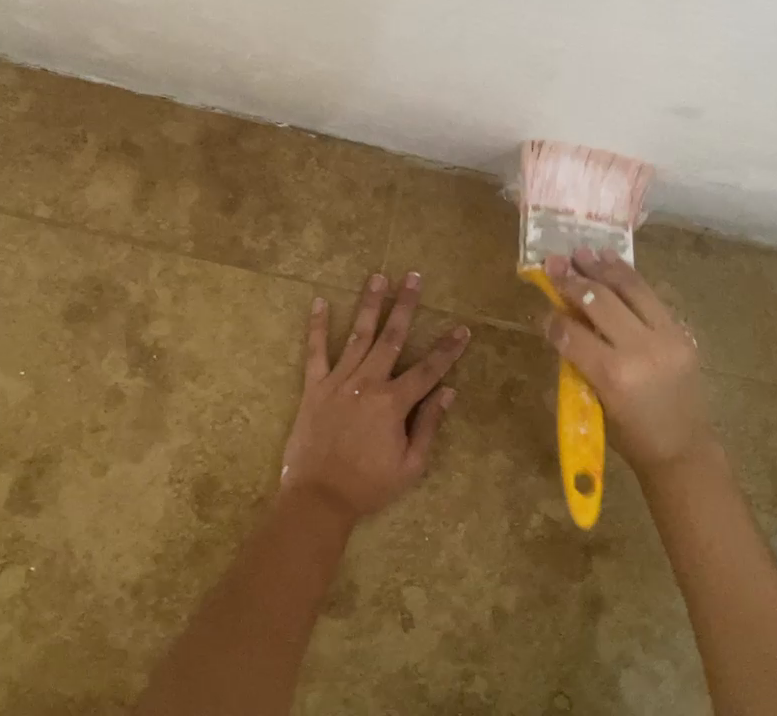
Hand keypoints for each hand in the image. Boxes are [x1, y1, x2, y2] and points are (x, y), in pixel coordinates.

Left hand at [279, 271, 468, 522]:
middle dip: (405, 306)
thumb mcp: (410, 466)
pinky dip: (317, 326)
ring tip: (378, 277)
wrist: (318, 498)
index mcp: (393, 403)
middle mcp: (368, 384)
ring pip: (358, 335)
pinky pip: (315, 352)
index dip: (447, 349)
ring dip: (369, 305)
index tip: (463, 328)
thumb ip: (429, 426)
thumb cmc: (369, 486)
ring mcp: (339, 382)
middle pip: (392, 338)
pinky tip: (319, 302)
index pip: (428, 370)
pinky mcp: (314, 388)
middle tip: (413, 277)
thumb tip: (448, 392)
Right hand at [543, 248, 714, 475]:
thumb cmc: (629, 436)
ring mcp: (666, 337)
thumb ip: (579, 360)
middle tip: (553, 261)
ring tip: (582, 251)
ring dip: (602, 268)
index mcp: (613, 375)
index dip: (554, 317)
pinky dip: (629, 277)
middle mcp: (641, 350)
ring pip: (629, 289)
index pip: (572, 333)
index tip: (542, 306)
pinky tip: (611, 262)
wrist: (684, 449)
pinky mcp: (681, 332)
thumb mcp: (594, 401)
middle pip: (599, 302)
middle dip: (573, 280)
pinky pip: (650, 296)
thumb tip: (561, 322)